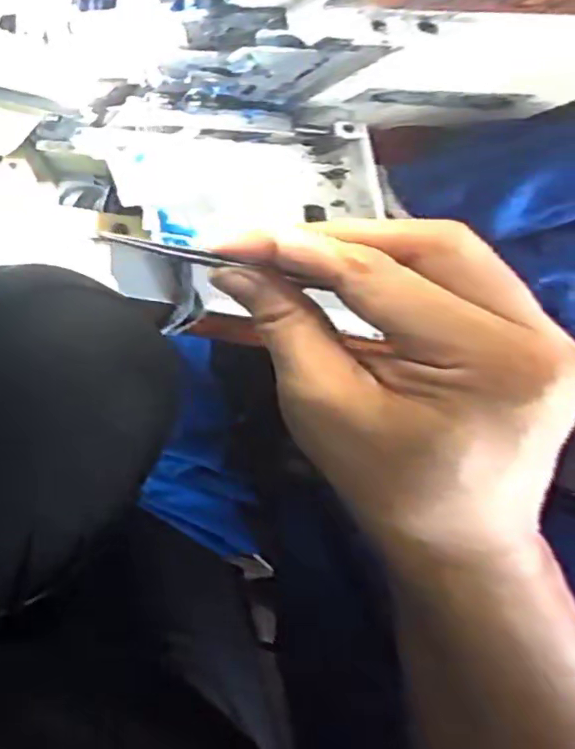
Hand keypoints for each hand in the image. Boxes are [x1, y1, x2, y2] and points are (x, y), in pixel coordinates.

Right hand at [212, 220, 574, 563]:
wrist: (454, 530)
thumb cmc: (382, 473)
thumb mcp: (318, 396)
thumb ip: (282, 323)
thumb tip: (236, 270)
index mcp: (493, 358)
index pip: (379, 275)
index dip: (296, 249)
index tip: (229, 242)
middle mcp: (537, 334)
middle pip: (433, 245)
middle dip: (336, 235)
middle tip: (264, 245)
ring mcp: (536, 332)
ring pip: (442, 253)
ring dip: (357, 246)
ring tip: (287, 256)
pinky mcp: (514, 335)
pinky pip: (445, 278)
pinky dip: (378, 268)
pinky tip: (326, 275)